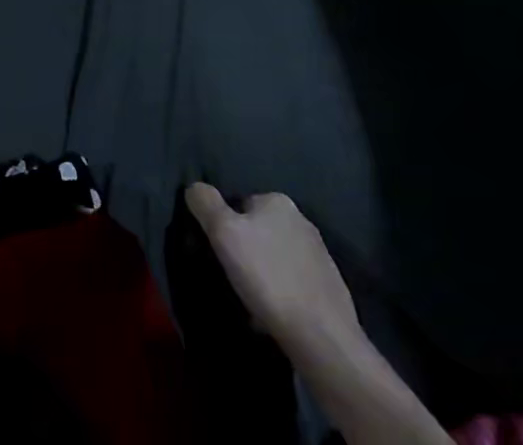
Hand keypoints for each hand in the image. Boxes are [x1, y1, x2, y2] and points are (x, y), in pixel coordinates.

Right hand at [185, 183, 363, 356]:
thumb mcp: (223, 232)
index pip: (237, 204)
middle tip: (231, 276)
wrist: (320, 335)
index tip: (218, 253)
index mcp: (278, 201)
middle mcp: (302, 220)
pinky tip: (272, 310)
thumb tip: (194, 187)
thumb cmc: (267, 276)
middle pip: (256, 229)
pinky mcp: (328, 283)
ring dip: (260, 270)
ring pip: (273, 255)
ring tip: (250, 297)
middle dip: (243, 249)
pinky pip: (290, 278)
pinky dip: (278, 289)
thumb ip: (205, 203)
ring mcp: (319, 252)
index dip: (223, 227)